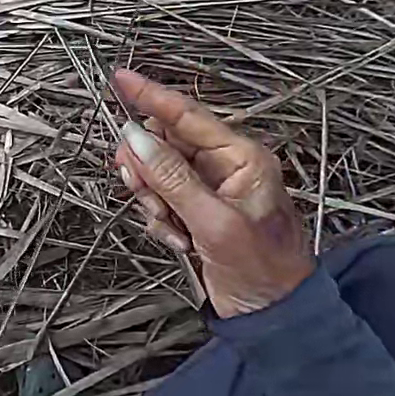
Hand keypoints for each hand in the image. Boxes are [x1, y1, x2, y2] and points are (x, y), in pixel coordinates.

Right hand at [111, 69, 315, 317]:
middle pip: (163, 144)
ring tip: (170, 223)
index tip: (121, 79)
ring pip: (155, 173)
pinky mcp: (193, 211)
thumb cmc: (263, 269)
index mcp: (240, 157)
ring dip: (152, 198)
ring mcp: (206, 190)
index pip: (187, 116)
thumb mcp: (215, 222)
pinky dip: (159, 219)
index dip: (152, 96)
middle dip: (147, 168)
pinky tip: (179, 239)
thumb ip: (173, 178)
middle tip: (139, 185)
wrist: (273, 316)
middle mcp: (222, 167)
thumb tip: (136, 140)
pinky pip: (158, 199)